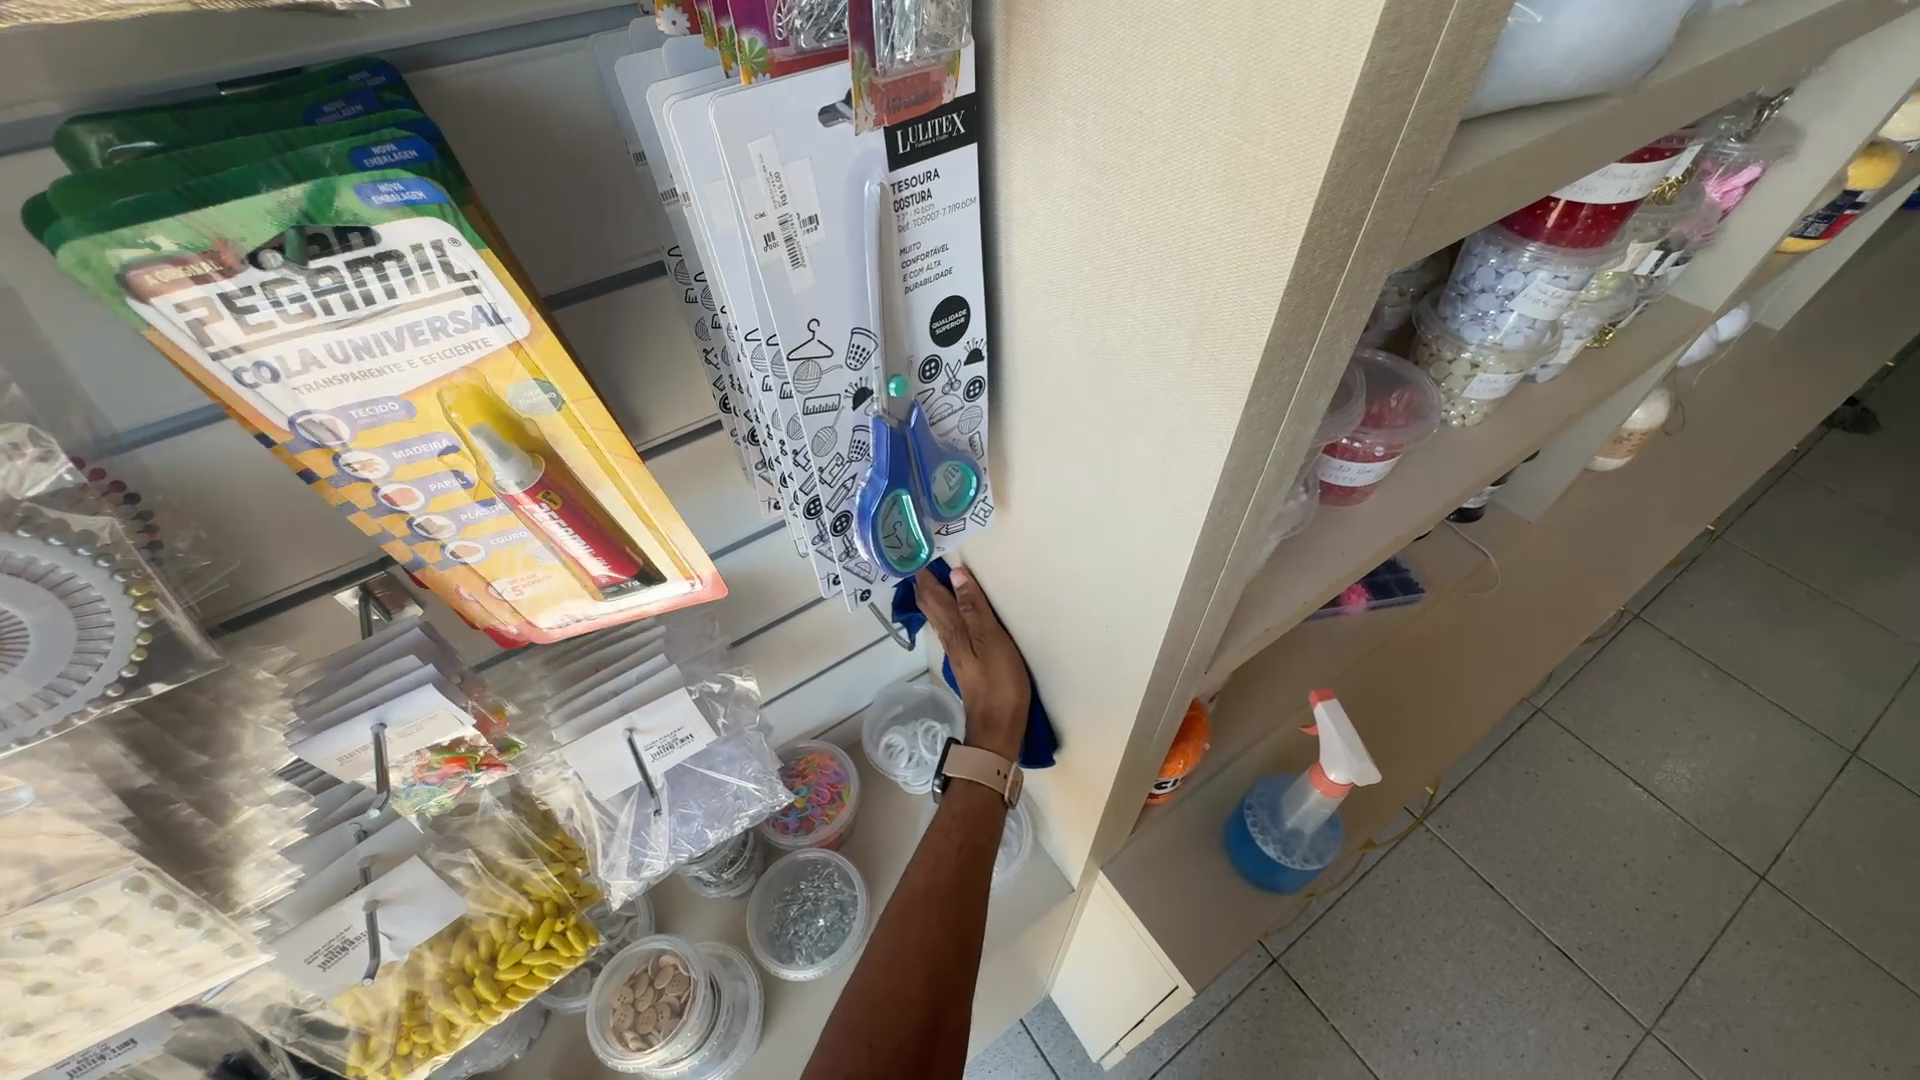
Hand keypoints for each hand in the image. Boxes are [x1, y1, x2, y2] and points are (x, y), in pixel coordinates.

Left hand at [916, 566, 1030, 762]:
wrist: (997, 727)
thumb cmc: (999, 682)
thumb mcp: (991, 640)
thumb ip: (974, 608)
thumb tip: (955, 573)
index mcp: (953, 629)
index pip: (931, 594)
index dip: (922, 573)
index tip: (915, 550)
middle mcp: (949, 637)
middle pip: (929, 604)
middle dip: (923, 582)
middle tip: (920, 558)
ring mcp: (956, 651)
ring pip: (937, 616)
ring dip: (932, 595)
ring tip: (934, 576)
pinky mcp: (966, 660)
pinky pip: (949, 626)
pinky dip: (946, 610)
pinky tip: (952, 609)